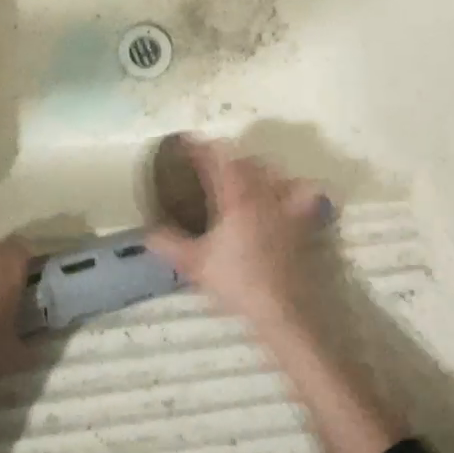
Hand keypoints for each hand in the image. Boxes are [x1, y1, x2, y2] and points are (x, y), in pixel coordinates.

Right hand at [145, 138, 326, 334]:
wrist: (284, 309)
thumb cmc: (238, 282)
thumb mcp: (196, 265)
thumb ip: (169, 244)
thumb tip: (148, 232)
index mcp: (236, 196)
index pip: (217, 158)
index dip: (201, 147)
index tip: (188, 143)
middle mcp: (264, 193)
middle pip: (246, 159)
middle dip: (228, 155)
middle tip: (212, 162)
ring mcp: (288, 205)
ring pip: (273, 171)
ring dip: (257, 167)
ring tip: (245, 175)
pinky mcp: (306, 221)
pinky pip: (302, 192)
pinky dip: (292, 186)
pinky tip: (287, 192)